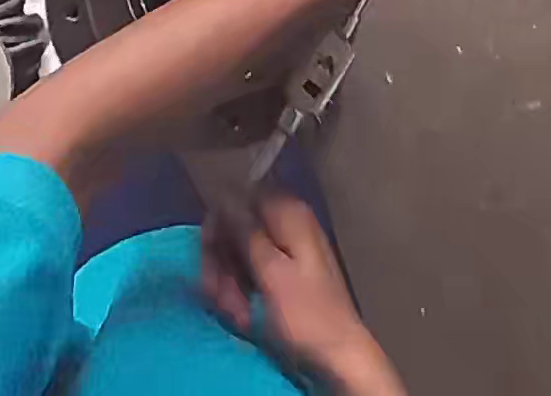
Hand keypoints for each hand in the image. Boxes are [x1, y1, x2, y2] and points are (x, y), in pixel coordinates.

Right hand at [202, 194, 402, 392]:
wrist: (342, 356)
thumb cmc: (306, 314)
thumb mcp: (270, 272)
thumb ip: (244, 230)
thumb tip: (222, 194)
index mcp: (288, 212)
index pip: (239, 196)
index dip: (218, 222)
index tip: (207, 253)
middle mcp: (289, 219)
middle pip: (239, 225)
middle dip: (222, 259)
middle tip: (216, 293)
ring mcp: (290, 243)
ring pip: (243, 248)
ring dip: (230, 279)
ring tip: (233, 312)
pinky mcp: (288, 267)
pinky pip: (255, 265)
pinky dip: (244, 287)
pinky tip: (242, 314)